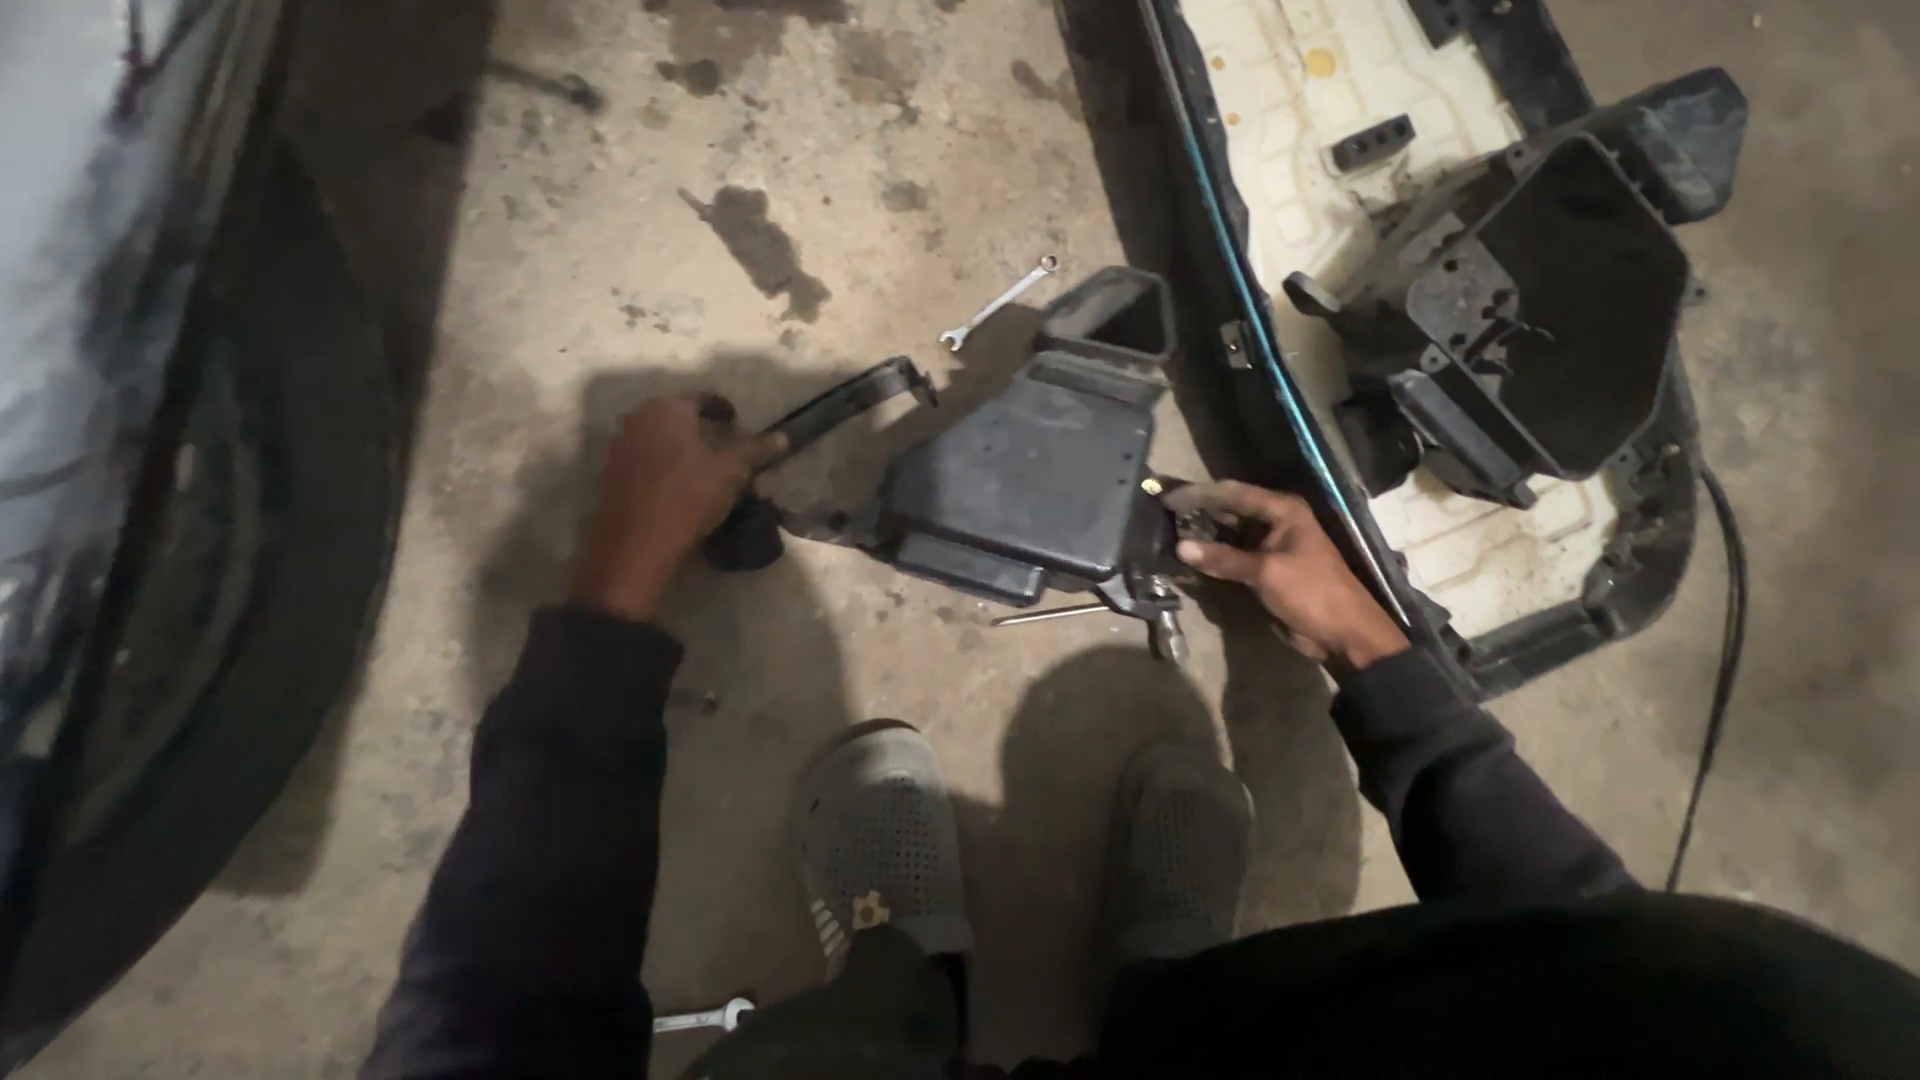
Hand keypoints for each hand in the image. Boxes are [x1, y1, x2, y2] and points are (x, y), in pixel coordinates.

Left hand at [568, 393, 784, 619]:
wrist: (636, 540)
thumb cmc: (689, 496)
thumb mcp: (731, 472)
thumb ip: (755, 450)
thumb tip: (783, 437)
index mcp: (669, 409)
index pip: (700, 397)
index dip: (720, 407)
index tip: (733, 420)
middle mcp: (638, 418)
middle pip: (673, 413)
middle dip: (695, 424)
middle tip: (716, 441)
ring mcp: (619, 444)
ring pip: (654, 435)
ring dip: (675, 443)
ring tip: (696, 463)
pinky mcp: (609, 472)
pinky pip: (640, 457)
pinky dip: (658, 462)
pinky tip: (672, 482)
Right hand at [1164, 481, 1408, 675]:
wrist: (1344, 634)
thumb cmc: (1312, 593)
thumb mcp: (1267, 572)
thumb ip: (1223, 558)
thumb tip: (1180, 547)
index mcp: (1283, 511)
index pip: (1233, 494)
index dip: (1199, 495)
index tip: (1168, 499)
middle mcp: (1275, 522)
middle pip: (1229, 510)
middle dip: (1197, 512)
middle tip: (1163, 514)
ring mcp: (1269, 546)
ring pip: (1227, 534)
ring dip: (1202, 535)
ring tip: (1167, 533)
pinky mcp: (1263, 569)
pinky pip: (1231, 556)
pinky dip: (1211, 556)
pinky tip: (1187, 557)